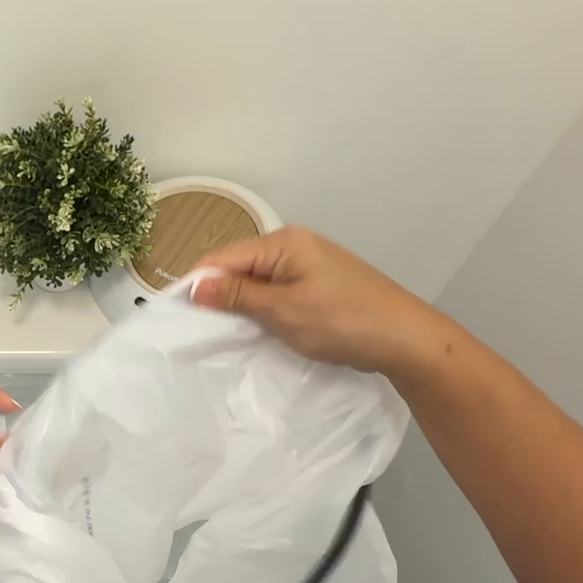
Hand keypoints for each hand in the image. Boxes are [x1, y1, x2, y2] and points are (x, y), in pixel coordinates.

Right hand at [189, 226, 450, 374]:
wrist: (405, 339)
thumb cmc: (343, 321)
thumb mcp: (282, 310)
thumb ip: (237, 295)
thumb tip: (194, 285)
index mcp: (282, 243)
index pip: (221, 258)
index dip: (196, 285)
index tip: (177, 317)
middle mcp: (292, 245)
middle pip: (236, 267)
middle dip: (216, 295)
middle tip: (199, 331)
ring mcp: (306, 263)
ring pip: (254, 281)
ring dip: (237, 305)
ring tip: (224, 333)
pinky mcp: (315, 283)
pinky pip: (273, 291)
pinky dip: (259, 309)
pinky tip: (255, 328)